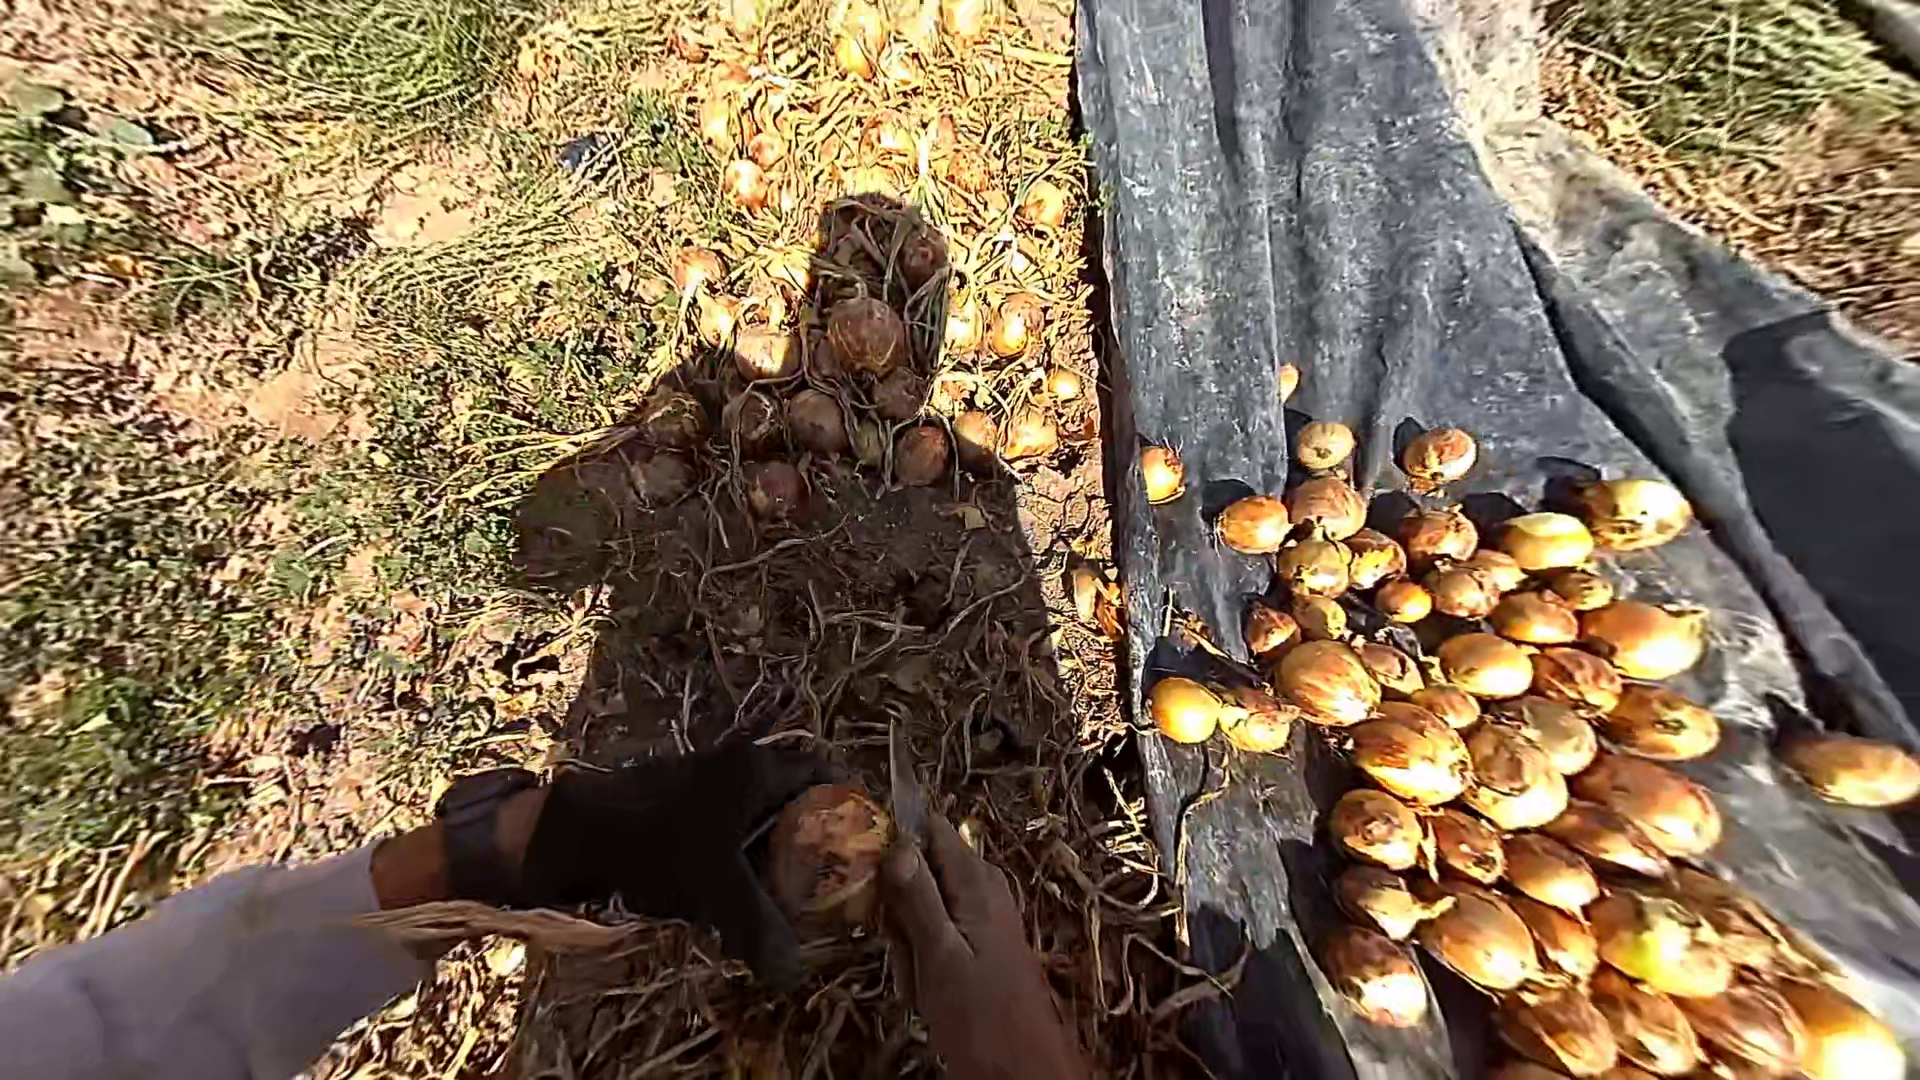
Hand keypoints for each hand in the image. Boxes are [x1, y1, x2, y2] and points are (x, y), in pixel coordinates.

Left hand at [519, 743, 833, 987]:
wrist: (577, 831)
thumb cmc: (657, 845)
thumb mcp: (713, 889)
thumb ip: (756, 926)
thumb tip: (794, 973)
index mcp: (757, 771)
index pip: (818, 768)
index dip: (843, 790)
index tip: (860, 820)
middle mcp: (741, 765)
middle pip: (794, 785)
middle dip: (815, 817)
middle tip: (833, 854)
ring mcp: (713, 778)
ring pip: (763, 802)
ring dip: (781, 831)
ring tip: (797, 870)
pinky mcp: (690, 796)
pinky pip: (736, 813)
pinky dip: (750, 838)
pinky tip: (747, 873)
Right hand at [882, 814, 1087, 1079]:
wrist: (1026, 1076)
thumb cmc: (981, 1015)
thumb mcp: (940, 953)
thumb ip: (918, 895)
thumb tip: (899, 841)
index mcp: (975, 878)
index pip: (931, 829)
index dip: (900, 846)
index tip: (878, 879)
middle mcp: (981, 886)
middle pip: (924, 871)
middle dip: (903, 908)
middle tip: (902, 951)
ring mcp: (982, 915)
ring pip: (926, 907)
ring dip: (911, 943)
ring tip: (917, 983)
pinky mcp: (980, 943)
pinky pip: (940, 934)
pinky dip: (926, 960)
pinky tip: (927, 994)